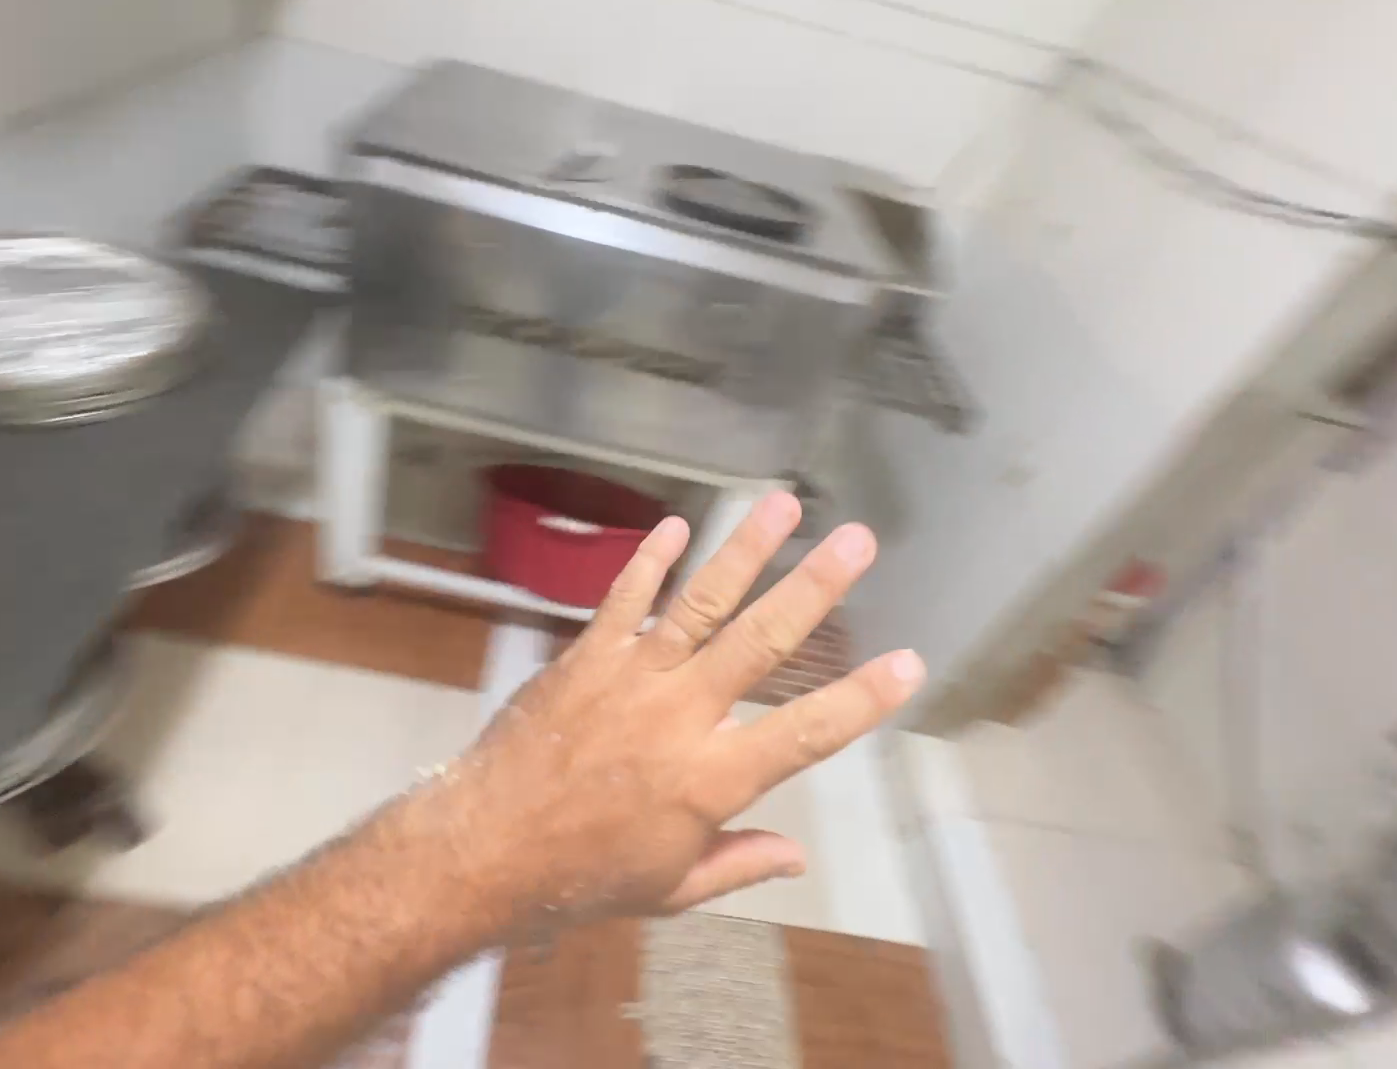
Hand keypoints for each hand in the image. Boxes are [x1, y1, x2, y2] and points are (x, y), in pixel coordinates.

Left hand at [444, 492, 925, 925]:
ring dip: (744, 550)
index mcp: (710, 778)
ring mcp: (631, 674)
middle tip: (857, 541)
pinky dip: (649, 560)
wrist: (487, 844)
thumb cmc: (582, 876)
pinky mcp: (587, 654)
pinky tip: (676, 525)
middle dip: (814, 587)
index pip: (805, 732)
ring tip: (782, 506)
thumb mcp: (670, 890)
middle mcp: (681, 713)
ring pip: (699, 601)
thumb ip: (739, 865)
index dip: (861, 699)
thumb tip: (798, 855)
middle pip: (760, 641)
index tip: (909, 662)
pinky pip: (623, 598)